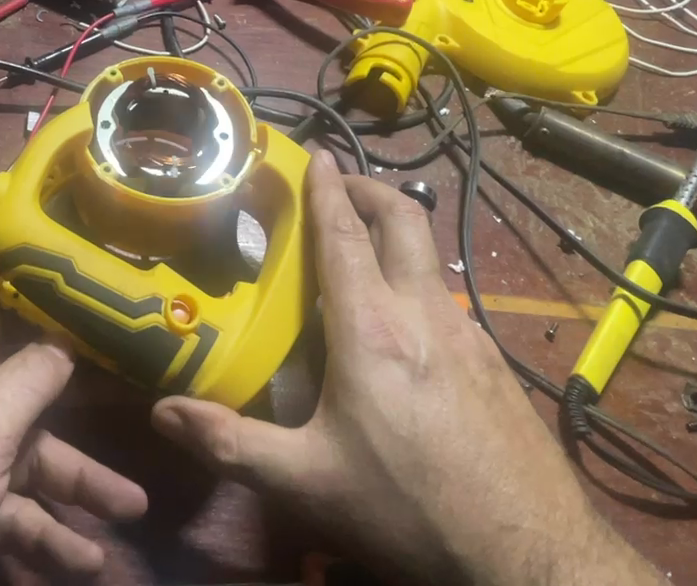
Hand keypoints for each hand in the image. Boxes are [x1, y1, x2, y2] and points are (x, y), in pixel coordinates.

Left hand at [0, 304, 146, 585]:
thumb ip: (31, 377)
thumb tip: (67, 335)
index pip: (3, 308)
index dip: (45, 296)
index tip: (98, 291)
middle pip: (37, 389)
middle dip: (88, 405)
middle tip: (143, 399)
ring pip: (38, 459)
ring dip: (84, 486)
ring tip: (135, 509)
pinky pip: (23, 513)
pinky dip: (53, 536)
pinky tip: (89, 560)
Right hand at [151, 152, 659, 585]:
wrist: (532, 555)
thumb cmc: (410, 505)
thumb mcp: (309, 482)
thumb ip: (231, 444)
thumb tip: (164, 413)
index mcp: (371, 327)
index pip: (344, 234)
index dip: (326, 187)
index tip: (315, 152)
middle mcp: (423, 312)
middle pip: (402, 220)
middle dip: (368, 188)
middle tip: (337, 185)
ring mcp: (467, 332)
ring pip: (428, 258)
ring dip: (393, 236)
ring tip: (359, 256)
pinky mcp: (494, 360)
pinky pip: (445, 298)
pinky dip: (414, 283)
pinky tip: (400, 330)